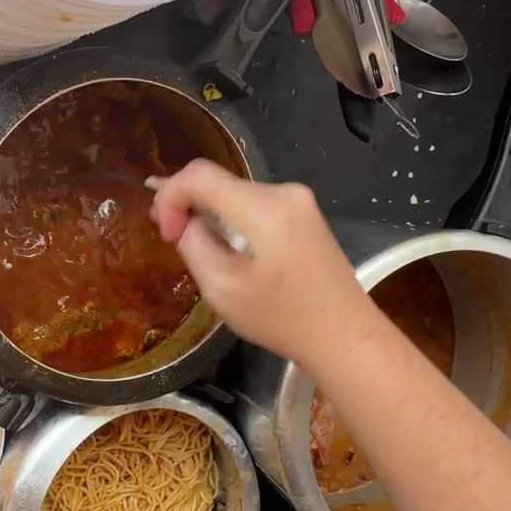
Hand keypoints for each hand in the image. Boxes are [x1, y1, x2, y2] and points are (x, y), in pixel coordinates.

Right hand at [148, 159, 381, 367]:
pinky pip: (254, 204)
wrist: (344, 335)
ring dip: (208, 211)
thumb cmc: (282, 319)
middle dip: (186, 203)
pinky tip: (222, 241)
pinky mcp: (304, 214)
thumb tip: (182, 220)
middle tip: (168, 234)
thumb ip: (194, 244)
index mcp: (264, 209)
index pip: (198, 176)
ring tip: (191, 240)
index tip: (166, 234)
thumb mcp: (223, 289)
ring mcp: (299, 201)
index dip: (170, 197)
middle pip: (218, 181)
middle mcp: (284, 192)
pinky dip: (231, 217)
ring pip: (234, 192)